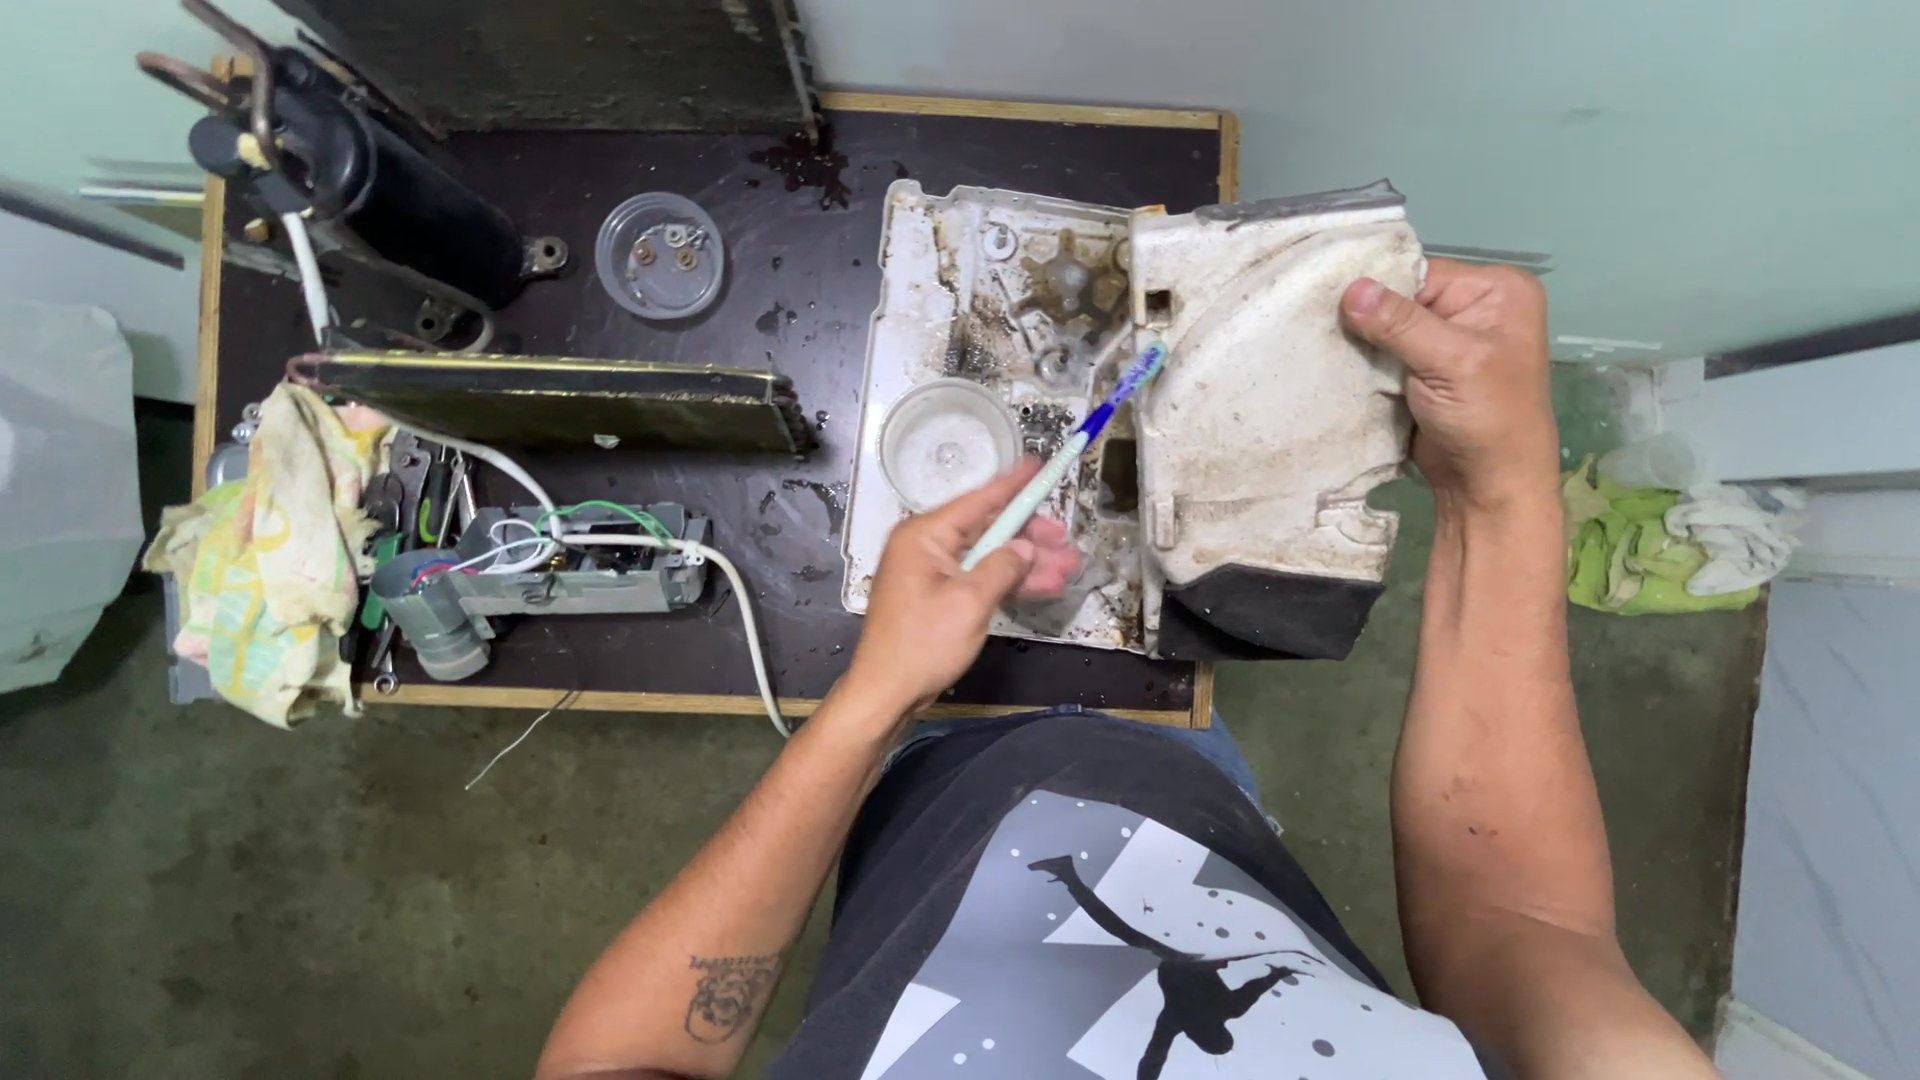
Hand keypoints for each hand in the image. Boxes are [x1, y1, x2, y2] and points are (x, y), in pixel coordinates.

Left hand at [843, 459, 1079, 713]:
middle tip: (1067, 544)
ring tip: (1067, 569)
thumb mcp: (970, 603)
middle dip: (1029, 537)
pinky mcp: (936, 595)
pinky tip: (1041, 586)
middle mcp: (924, 545)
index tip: (1038, 466)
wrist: (887, 693)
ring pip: (987, 556)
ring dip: (1026, 564)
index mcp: (924, 535)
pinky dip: (1006, 582)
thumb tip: (1026, 547)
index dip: (1012, 485)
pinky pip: (977, 577)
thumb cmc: (923, 644)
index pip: (978, 500)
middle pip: (986, 529)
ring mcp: (930, 571)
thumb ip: (1003, 567)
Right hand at [1340, 259, 1558, 512]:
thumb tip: (1352, 288)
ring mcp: (1444, 341)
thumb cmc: (1486, 418)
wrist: (1484, 481)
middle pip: (1400, 298)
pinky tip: (1336, 366)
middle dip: (1364, 316)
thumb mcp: (1450, 362)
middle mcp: (1472, 307)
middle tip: (1319, 327)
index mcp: (1496, 291)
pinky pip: (1381, 354)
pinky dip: (1360, 362)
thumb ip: (1402, 324)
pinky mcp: (1419, 370)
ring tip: (1321, 347)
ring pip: (1385, 328)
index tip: (1331, 304)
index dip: (1378, 288)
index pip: (1420, 272)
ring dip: (1357, 343)